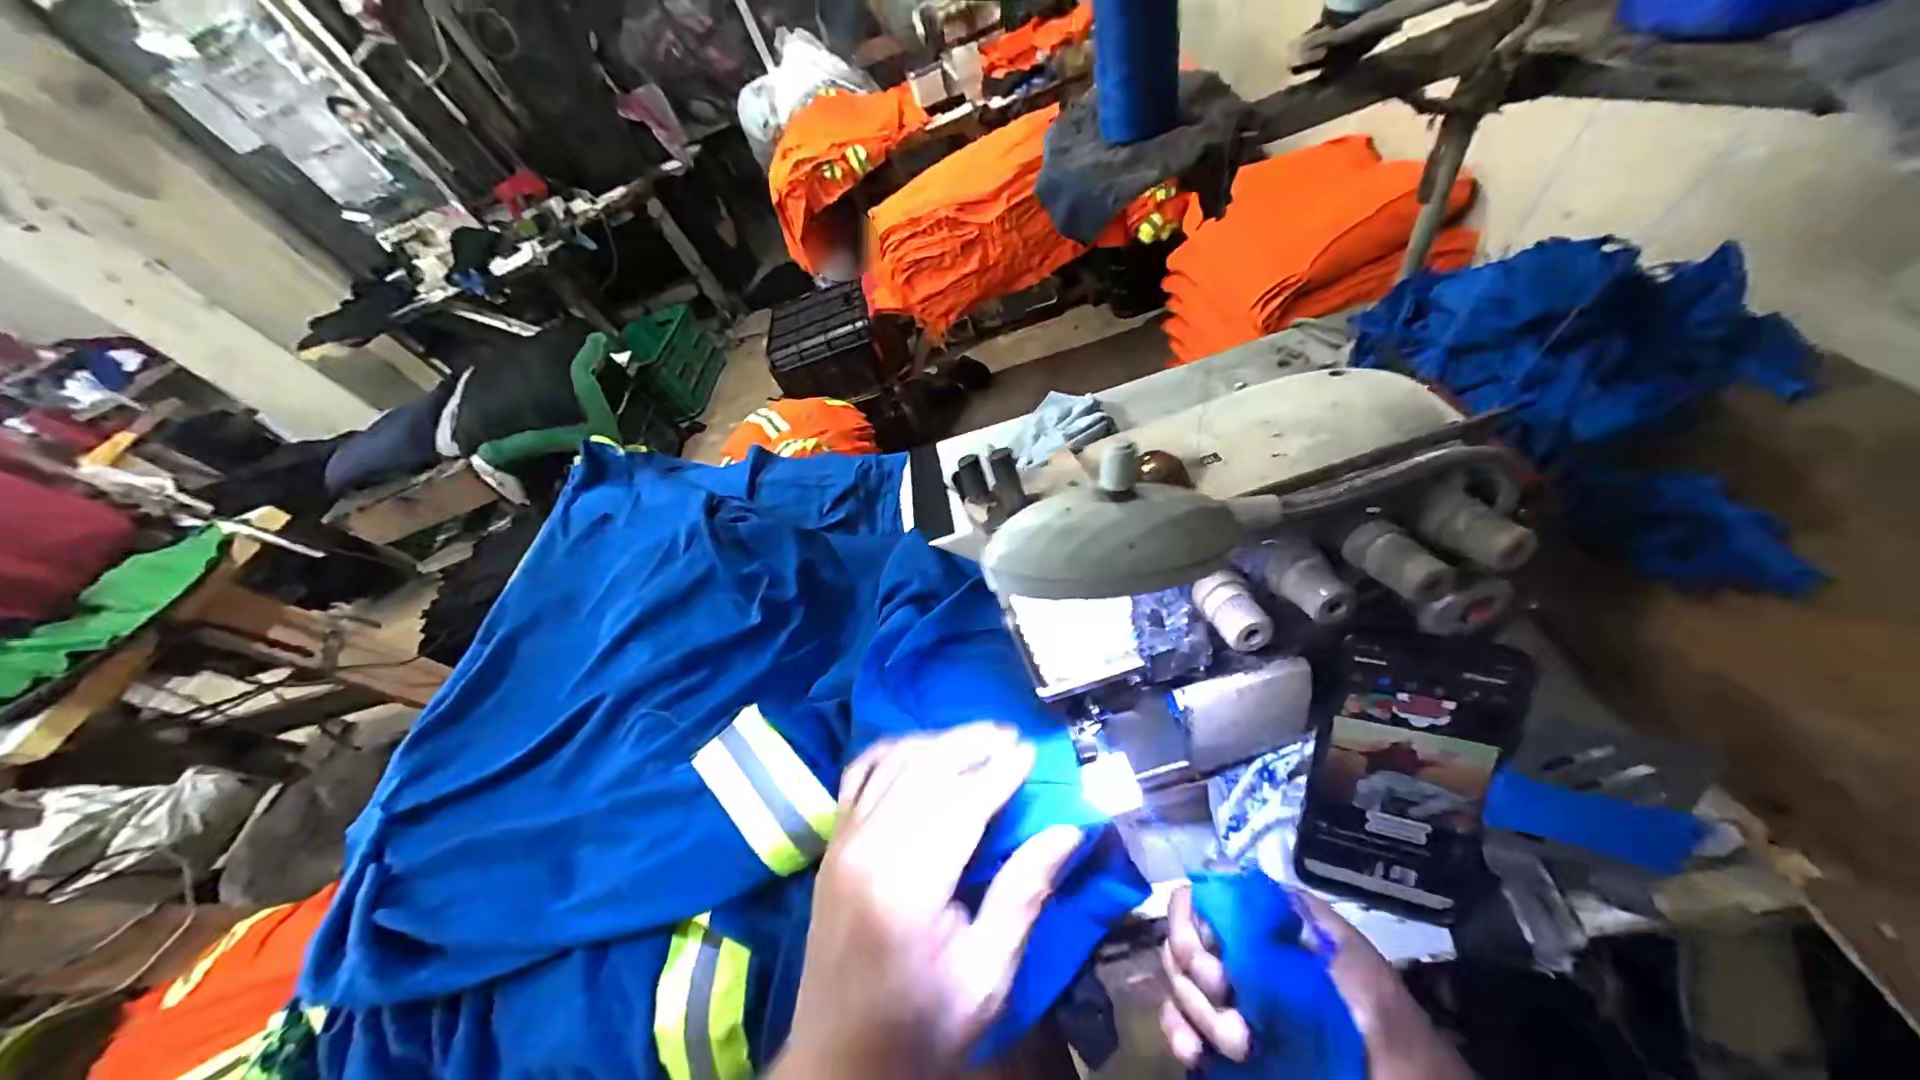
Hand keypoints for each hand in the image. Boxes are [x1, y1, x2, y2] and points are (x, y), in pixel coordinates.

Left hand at [772, 724, 1084, 1079]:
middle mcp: (867, 849)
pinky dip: (891, 752)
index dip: (1000, 772)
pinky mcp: (831, 844)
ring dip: (937, 743)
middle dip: (971, 745)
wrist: (839, 1059)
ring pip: (893, 764)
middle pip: (925, 771)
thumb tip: (1066, 832)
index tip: (1031, 753)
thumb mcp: (986, 978)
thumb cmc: (921, 1026)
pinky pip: (858, 775)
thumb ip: (1023, 895)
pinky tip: (918, 749)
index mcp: (907, 886)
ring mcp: (842, 842)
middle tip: (1010, 735)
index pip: (961, 803)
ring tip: (976, 738)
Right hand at [1159, 885, 1474, 1079]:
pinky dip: (1178, 1034)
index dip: (1192, 928)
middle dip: (1197, 983)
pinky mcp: (1219, 1032)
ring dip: (1195, 1014)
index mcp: (1262, 919)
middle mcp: (1235, 945)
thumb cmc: (1383, 1019)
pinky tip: (1192, 1053)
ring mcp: (1226, 991)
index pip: (1198, 900)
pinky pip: (1179, 1021)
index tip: (1217, 973)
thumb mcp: (1345, 959)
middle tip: (1238, 1028)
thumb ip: (1288, 919)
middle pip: (1181, 942)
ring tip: (1239, 1050)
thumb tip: (1227, 882)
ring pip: (1178, 982)